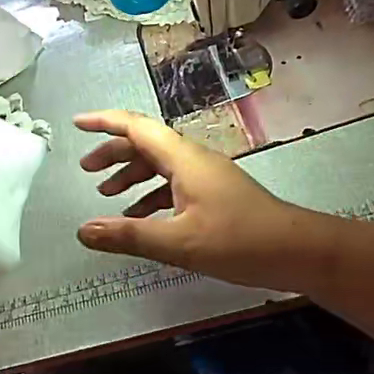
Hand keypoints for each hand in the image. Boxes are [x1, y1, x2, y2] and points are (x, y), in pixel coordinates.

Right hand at [74, 110, 329, 289]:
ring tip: (107, 194)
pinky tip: (142, 217)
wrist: (296, 251)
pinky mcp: (215, 194)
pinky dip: (152, 195)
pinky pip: (174, 184)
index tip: (77, 123)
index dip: (104, 122)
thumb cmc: (238, 241)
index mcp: (183, 159)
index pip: (137, 127)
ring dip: (132, 175)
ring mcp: (207, 176)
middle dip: (114, 152)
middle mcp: (193, 160)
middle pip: (146, 144)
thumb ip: (129, 235)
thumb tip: (83, 230)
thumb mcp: (178, 242)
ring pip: (160, 165)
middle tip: (86, 171)